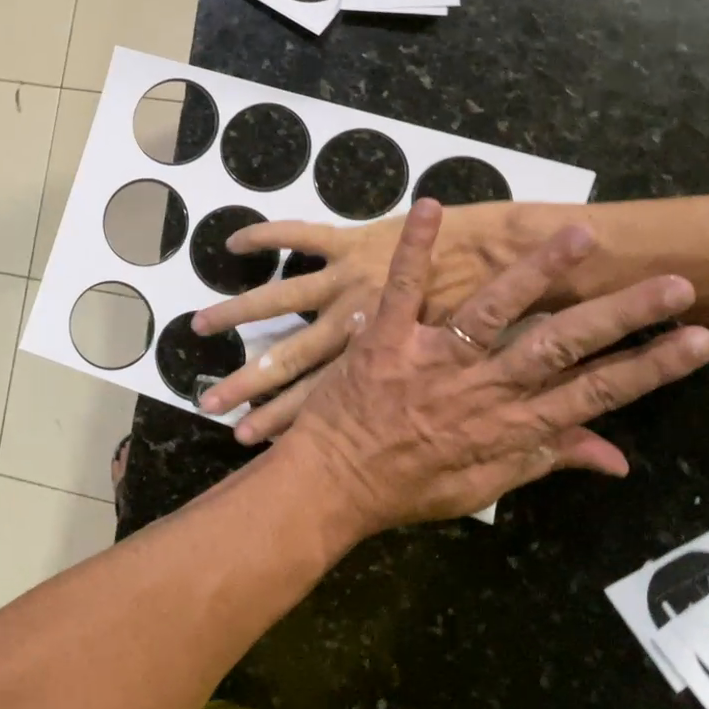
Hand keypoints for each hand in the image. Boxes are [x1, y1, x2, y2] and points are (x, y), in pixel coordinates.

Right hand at [192, 204, 533, 441]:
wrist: (513, 257)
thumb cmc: (507, 326)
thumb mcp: (506, 392)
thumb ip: (511, 446)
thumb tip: (473, 472)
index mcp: (384, 366)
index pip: (322, 404)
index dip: (282, 424)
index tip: (247, 442)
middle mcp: (357, 326)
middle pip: (290, 361)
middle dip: (247, 385)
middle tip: (208, 405)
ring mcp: (352, 281)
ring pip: (282, 299)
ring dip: (237, 312)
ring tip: (195, 325)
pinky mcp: (354, 242)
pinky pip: (303, 236)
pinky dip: (267, 236)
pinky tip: (232, 242)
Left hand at [273, 200, 708, 531]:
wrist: (329, 483)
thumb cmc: (406, 486)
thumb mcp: (484, 486)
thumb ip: (546, 459)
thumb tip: (619, 459)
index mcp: (509, 425)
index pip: (595, 394)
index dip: (651, 368)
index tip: (701, 339)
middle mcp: (480, 387)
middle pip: (561, 345)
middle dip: (621, 314)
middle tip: (676, 282)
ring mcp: (431, 356)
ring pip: (494, 308)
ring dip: (538, 270)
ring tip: (580, 234)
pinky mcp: (385, 336)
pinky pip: (402, 286)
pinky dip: (415, 246)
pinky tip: (432, 205)